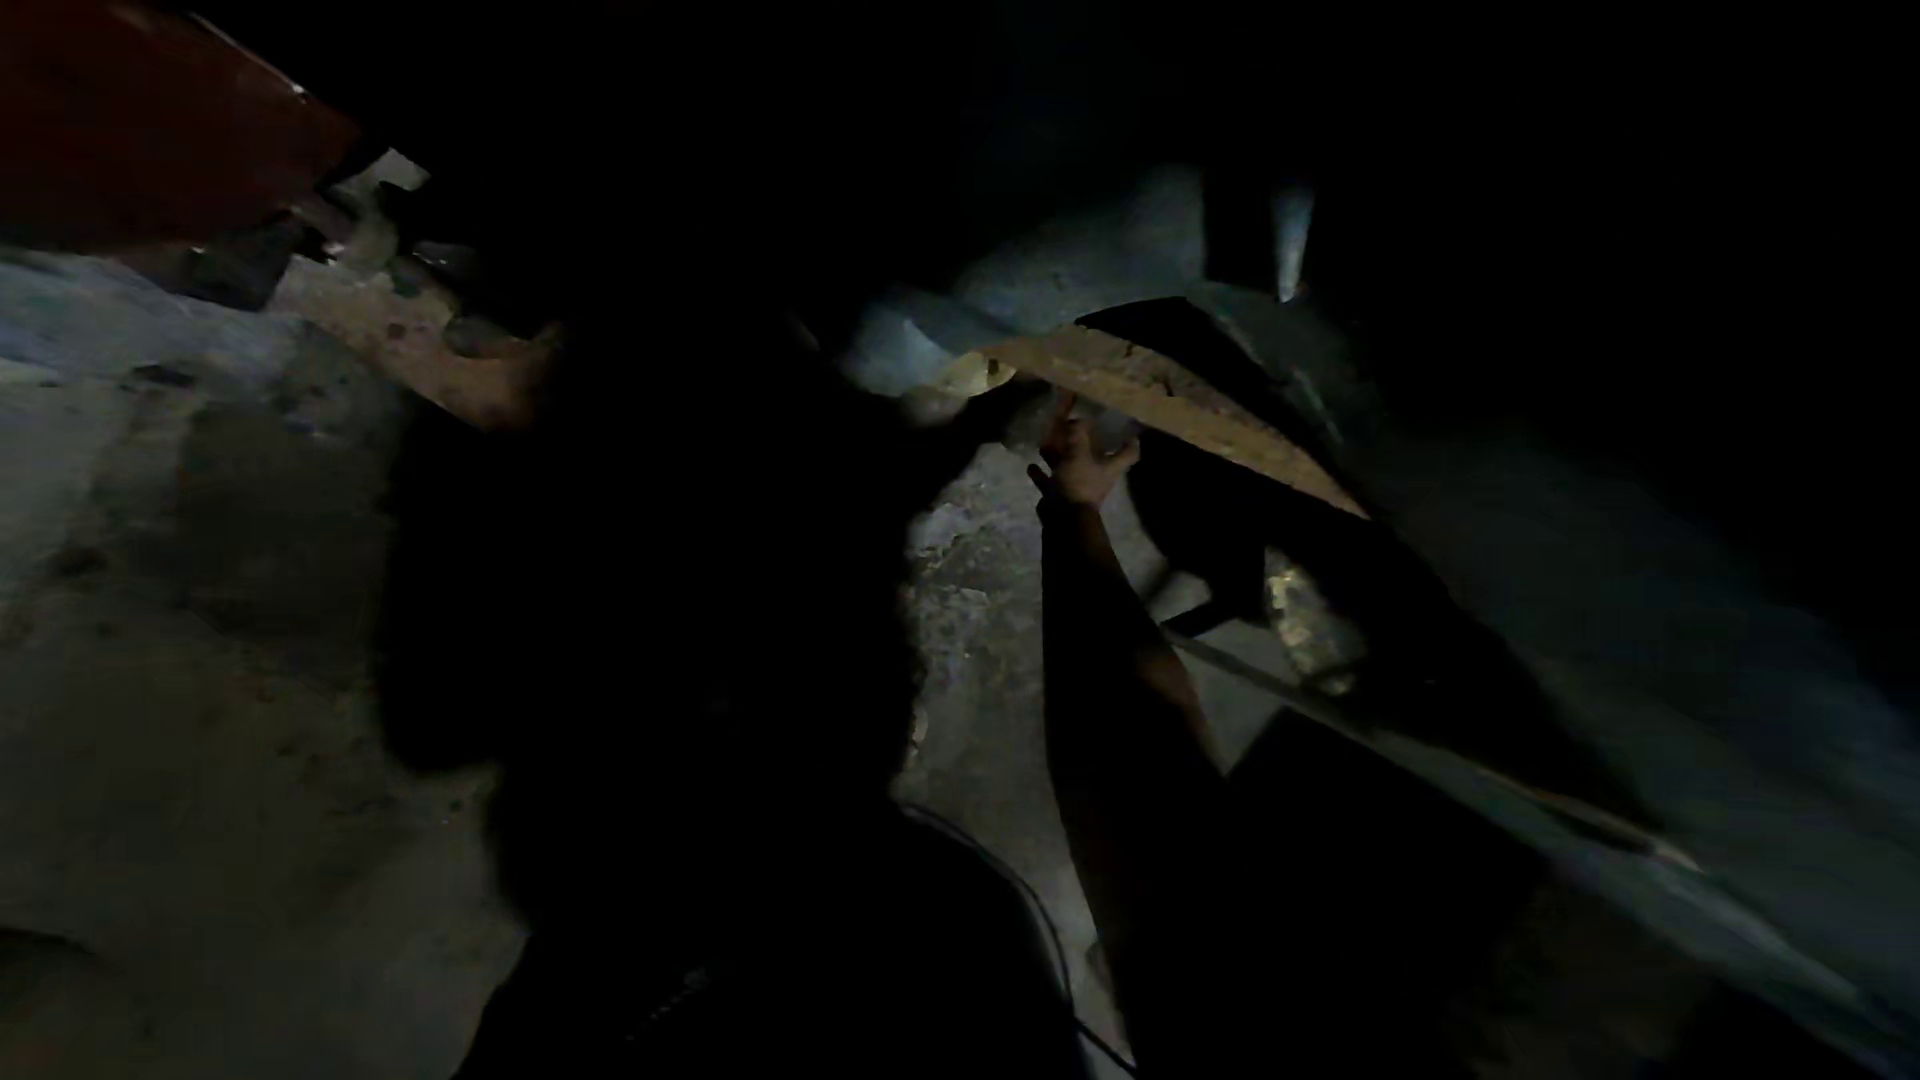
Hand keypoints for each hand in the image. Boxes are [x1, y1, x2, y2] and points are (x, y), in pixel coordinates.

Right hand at [1027, 392, 1140, 507]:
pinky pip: (1050, 482)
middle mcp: (1096, 477)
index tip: (1127, 430)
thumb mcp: (1078, 454)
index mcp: (1109, 467)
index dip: (1130, 442)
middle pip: (1094, 458)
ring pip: (1069, 468)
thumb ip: (1078, 435)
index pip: (1128, 453)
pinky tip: (1032, 465)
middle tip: (1073, 428)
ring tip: (1046, 443)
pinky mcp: (1060, 497)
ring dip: (1058, 457)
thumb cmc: (1078, 483)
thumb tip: (1080, 419)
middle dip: (1083, 444)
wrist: (1064, 518)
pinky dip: (1042, 474)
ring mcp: (1077, 488)